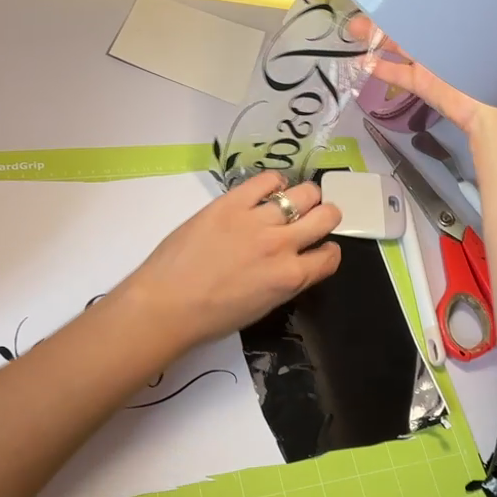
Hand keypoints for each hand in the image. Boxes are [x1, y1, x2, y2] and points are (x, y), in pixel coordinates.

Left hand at [118, 172, 341, 350]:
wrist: (167, 303)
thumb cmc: (211, 316)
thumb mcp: (262, 306)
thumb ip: (284, 281)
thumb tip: (292, 263)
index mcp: (291, 278)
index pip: (330, 256)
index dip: (328, 251)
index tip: (319, 248)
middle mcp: (282, 245)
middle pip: (326, 216)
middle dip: (325, 216)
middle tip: (312, 218)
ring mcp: (257, 220)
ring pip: (303, 193)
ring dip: (304, 197)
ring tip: (291, 201)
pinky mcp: (232, 202)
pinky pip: (268, 179)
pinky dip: (275, 182)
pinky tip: (269, 190)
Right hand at [351, 17, 496, 154]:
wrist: (490, 104)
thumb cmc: (475, 53)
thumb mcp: (448, 24)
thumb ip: (424, 12)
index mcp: (453, 13)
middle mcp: (442, 33)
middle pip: (409, 21)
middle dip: (383, 15)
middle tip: (358, 9)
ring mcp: (433, 60)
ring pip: (400, 45)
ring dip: (376, 39)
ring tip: (351, 31)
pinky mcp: (425, 82)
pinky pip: (399, 72)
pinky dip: (380, 68)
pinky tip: (361, 63)